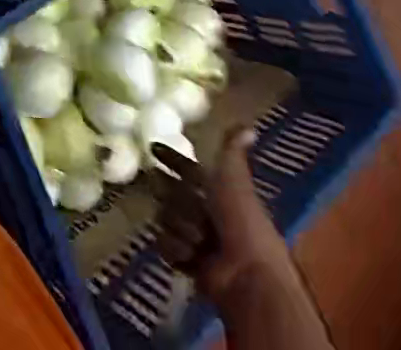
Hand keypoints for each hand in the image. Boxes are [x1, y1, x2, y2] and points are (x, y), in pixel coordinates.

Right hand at [154, 129, 291, 300]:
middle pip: (171, 193)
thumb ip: (232, 152)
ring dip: (179, 226)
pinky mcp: (185, 260)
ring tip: (197, 237)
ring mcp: (194, 237)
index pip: (187, 168)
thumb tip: (248, 124)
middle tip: (168, 193)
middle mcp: (205, 212)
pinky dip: (176, 248)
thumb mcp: (235, 179)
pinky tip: (190, 254)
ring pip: (166, 218)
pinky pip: (164, 244)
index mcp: (218, 191)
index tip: (151, 147)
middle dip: (172, 195)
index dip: (171, 158)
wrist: (248, 275)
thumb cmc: (242, 221)